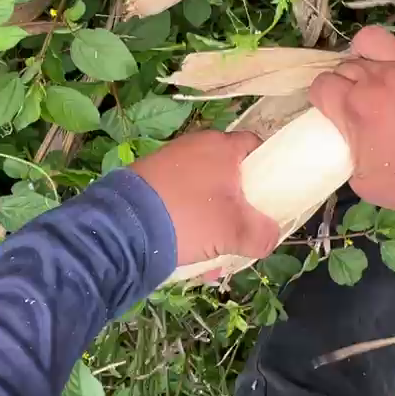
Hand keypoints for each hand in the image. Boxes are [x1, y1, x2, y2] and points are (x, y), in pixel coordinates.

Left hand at [130, 131, 280, 266]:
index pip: (255, 145)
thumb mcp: (236, 231)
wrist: (123, 226)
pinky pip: (179, 197)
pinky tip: (185, 247)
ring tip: (210, 250)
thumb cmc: (190, 217)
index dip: (268, 167)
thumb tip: (270, 237)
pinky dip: (186, 218)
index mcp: (222, 146)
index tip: (269, 194)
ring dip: (211, 216)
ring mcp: (168, 160)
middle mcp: (195, 145)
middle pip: (229, 170)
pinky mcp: (147, 178)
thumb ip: (262, 234)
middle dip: (237, 202)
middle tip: (240, 227)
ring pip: (203, 188)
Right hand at [309, 8, 394, 215]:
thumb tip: (350, 139)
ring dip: (365, 53)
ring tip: (374, 68)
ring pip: (373, 39)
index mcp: (354, 107)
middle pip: (346, 65)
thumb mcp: (363, 182)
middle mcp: (377, 77)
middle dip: (345, 83)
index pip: (321, 86)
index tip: (332, 111)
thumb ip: (349, 152)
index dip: (322, 99)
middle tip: (359, 104)